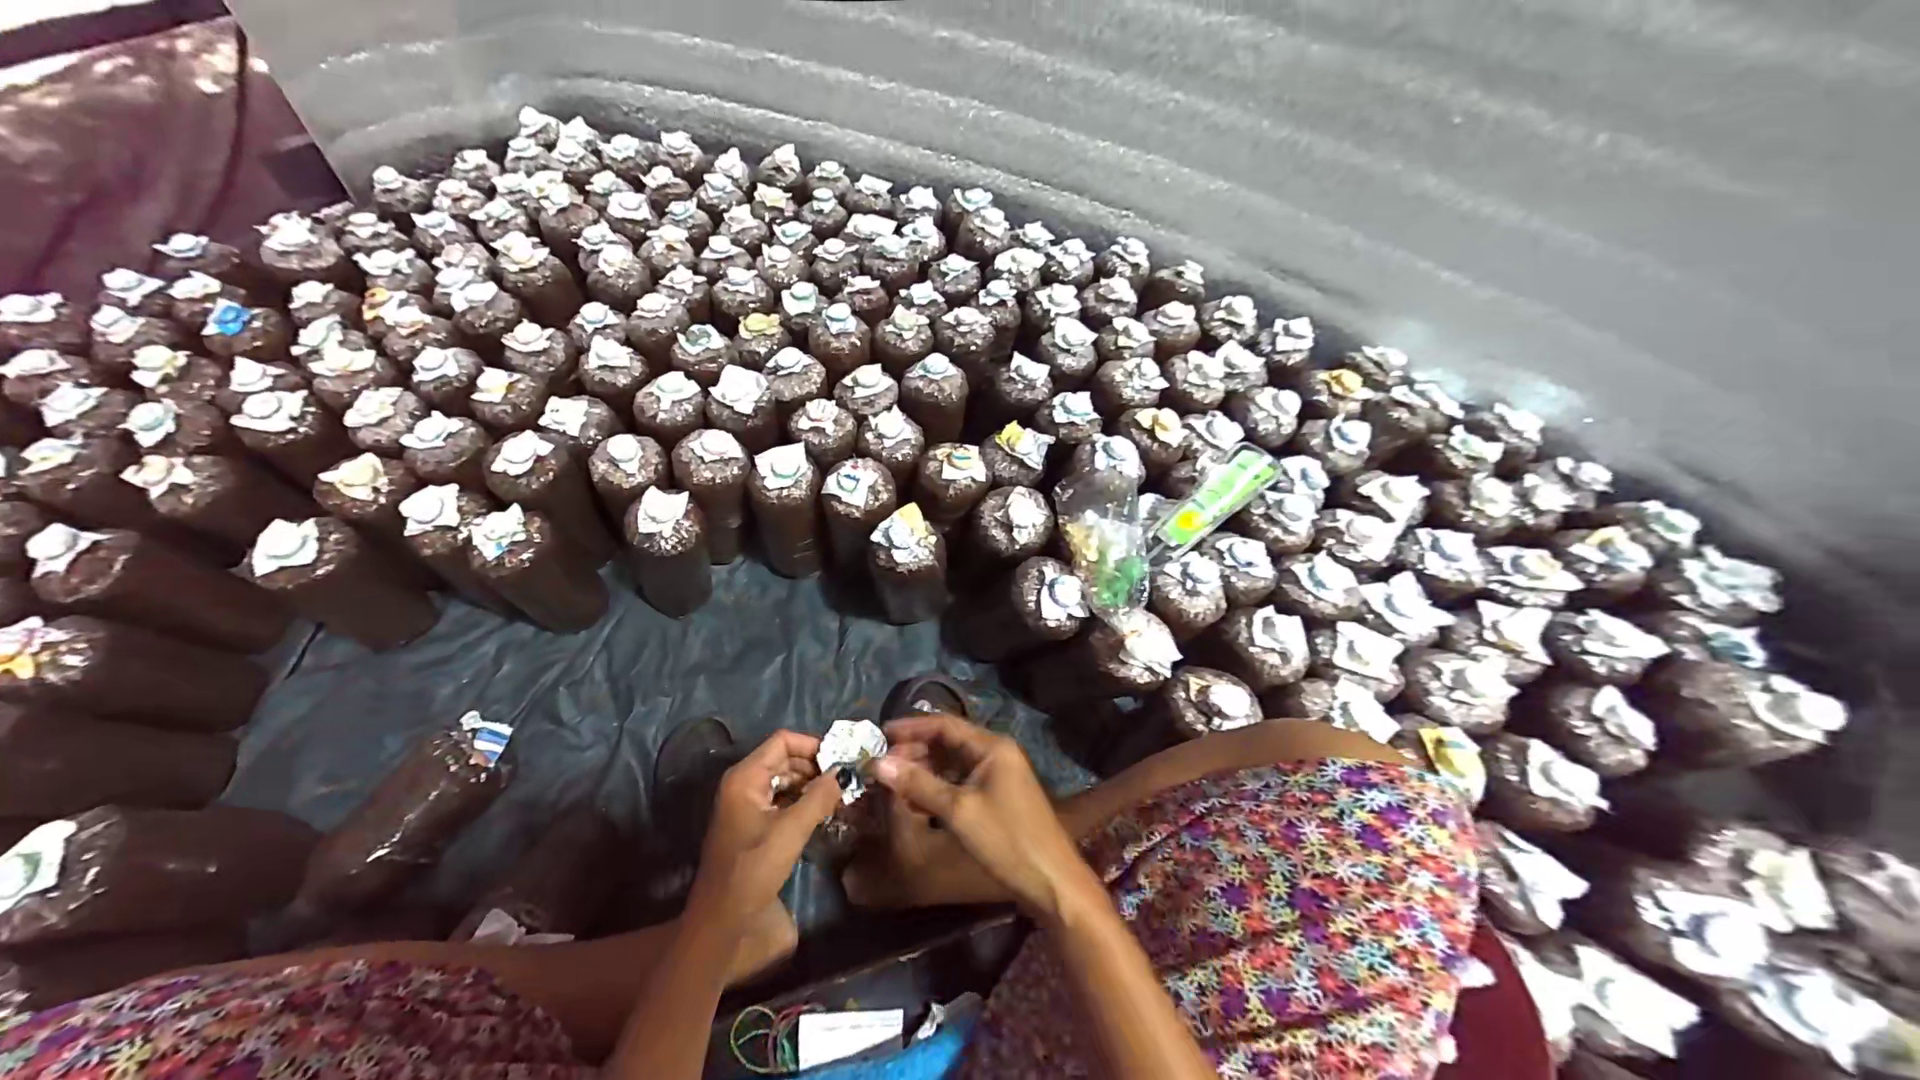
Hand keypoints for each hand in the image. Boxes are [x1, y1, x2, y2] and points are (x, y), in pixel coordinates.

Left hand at [689, 730, 841, 930]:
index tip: (842, 760)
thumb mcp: (790, 831)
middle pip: (785, 758)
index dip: (813, 745)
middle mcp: (744, 785)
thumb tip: (844, 772)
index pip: (783, 741)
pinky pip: (783, 801)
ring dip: (812, 784)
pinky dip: (804, 802)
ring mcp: (748, 806)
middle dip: (816, 765)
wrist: (723, 923)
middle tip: (847, 779)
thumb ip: (819, 797)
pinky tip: (826, 812)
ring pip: (786, 780)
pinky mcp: (755, 827)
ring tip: (841, 795)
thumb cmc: (753, 870)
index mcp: (745, 777)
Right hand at [870, 715, 1094, 922]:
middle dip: (915, 751)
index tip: (881, 734)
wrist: (1051, 881)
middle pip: (948, 742)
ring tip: (893, 783)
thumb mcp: (958, 811)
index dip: (911, 727)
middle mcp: (996, 754)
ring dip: (924, 771)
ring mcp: (997, 776)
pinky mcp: (996, 798)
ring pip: (952, 764)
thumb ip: (918, 785)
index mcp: (992, 747)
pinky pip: (960, 783)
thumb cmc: (1006, 840)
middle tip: (883, 765)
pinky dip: (937, 789)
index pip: (945, 724)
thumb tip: (878, 763)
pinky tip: (915, 803)